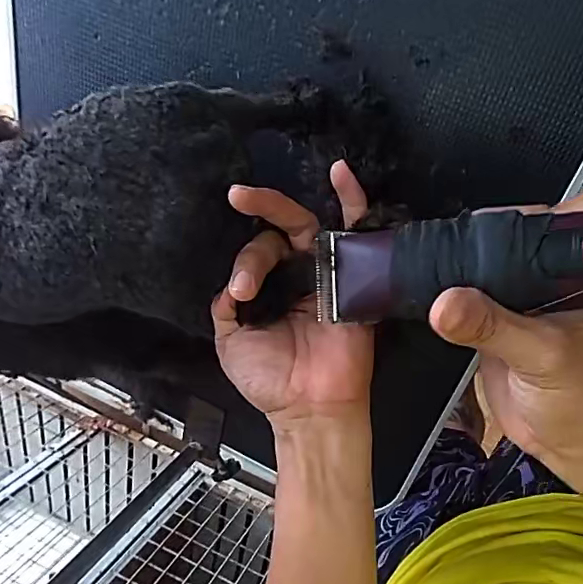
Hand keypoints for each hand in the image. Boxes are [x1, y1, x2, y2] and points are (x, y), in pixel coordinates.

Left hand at [217, 161, 374, 428]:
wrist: (308, 407)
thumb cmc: (272, 382)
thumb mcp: (231, 342)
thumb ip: (226, 309)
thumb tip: (228, 286)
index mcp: (273, 291)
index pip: (258, 254)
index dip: (246, 263)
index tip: (240, 290)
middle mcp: (300, 279)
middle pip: (282, 232)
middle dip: (260, 210)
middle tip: (237, 195)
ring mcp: (328, 277)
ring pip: (313, 225)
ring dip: (289, 202)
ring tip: (263, 190)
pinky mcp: (355, 280)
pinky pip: (356, 238)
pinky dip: (354, 205)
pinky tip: (342, 175)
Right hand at [427, 186, 582, 482]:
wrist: (566, 446)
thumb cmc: (580, 401)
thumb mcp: (543, 357)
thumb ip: (495, 327)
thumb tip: (445, 301)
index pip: (573, 216)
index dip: (545, 208)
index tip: (506, 218)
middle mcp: (557, 279)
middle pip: (522, 234)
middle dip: (491, 232)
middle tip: (456, 238)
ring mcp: (526, 299)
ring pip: (494, 263)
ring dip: (467, 262)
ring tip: (436, 256)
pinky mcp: (498, 322)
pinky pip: (472, 296)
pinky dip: (454, 293)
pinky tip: (431, 284)